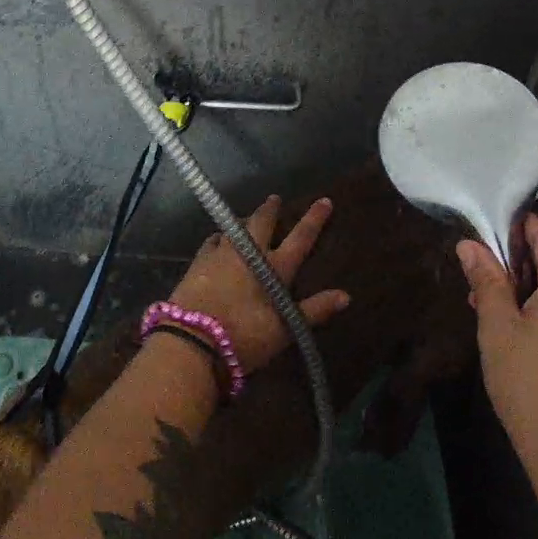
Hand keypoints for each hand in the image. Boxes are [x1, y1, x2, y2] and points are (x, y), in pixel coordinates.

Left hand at [167, 195, 350, 373]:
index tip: (324, 200)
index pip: (299, 239)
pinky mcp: (197, 263)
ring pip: (234, 229)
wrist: (191, 340)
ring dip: (244, 221)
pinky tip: (218, 239)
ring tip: (248, 218)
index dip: (313, 220)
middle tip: (274, 198)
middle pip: (261, 224)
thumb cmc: (243, 337)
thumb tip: (346, 295)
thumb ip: (314, 311)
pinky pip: (212, 241)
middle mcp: (246, 254)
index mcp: (272, 268)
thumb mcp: (284, 331)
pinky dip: (220, 237)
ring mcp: (219, 255)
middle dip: (270, 210)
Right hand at [457, 216, 537, 531]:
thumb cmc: (531, 387)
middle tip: (479, 286)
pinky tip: (524, 343)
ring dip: (531, 293)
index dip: (514, 229)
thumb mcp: (497, 328)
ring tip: (494, 316)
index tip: (481, 241)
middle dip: (518, 266)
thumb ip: (487, 281)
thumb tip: (471, 245)